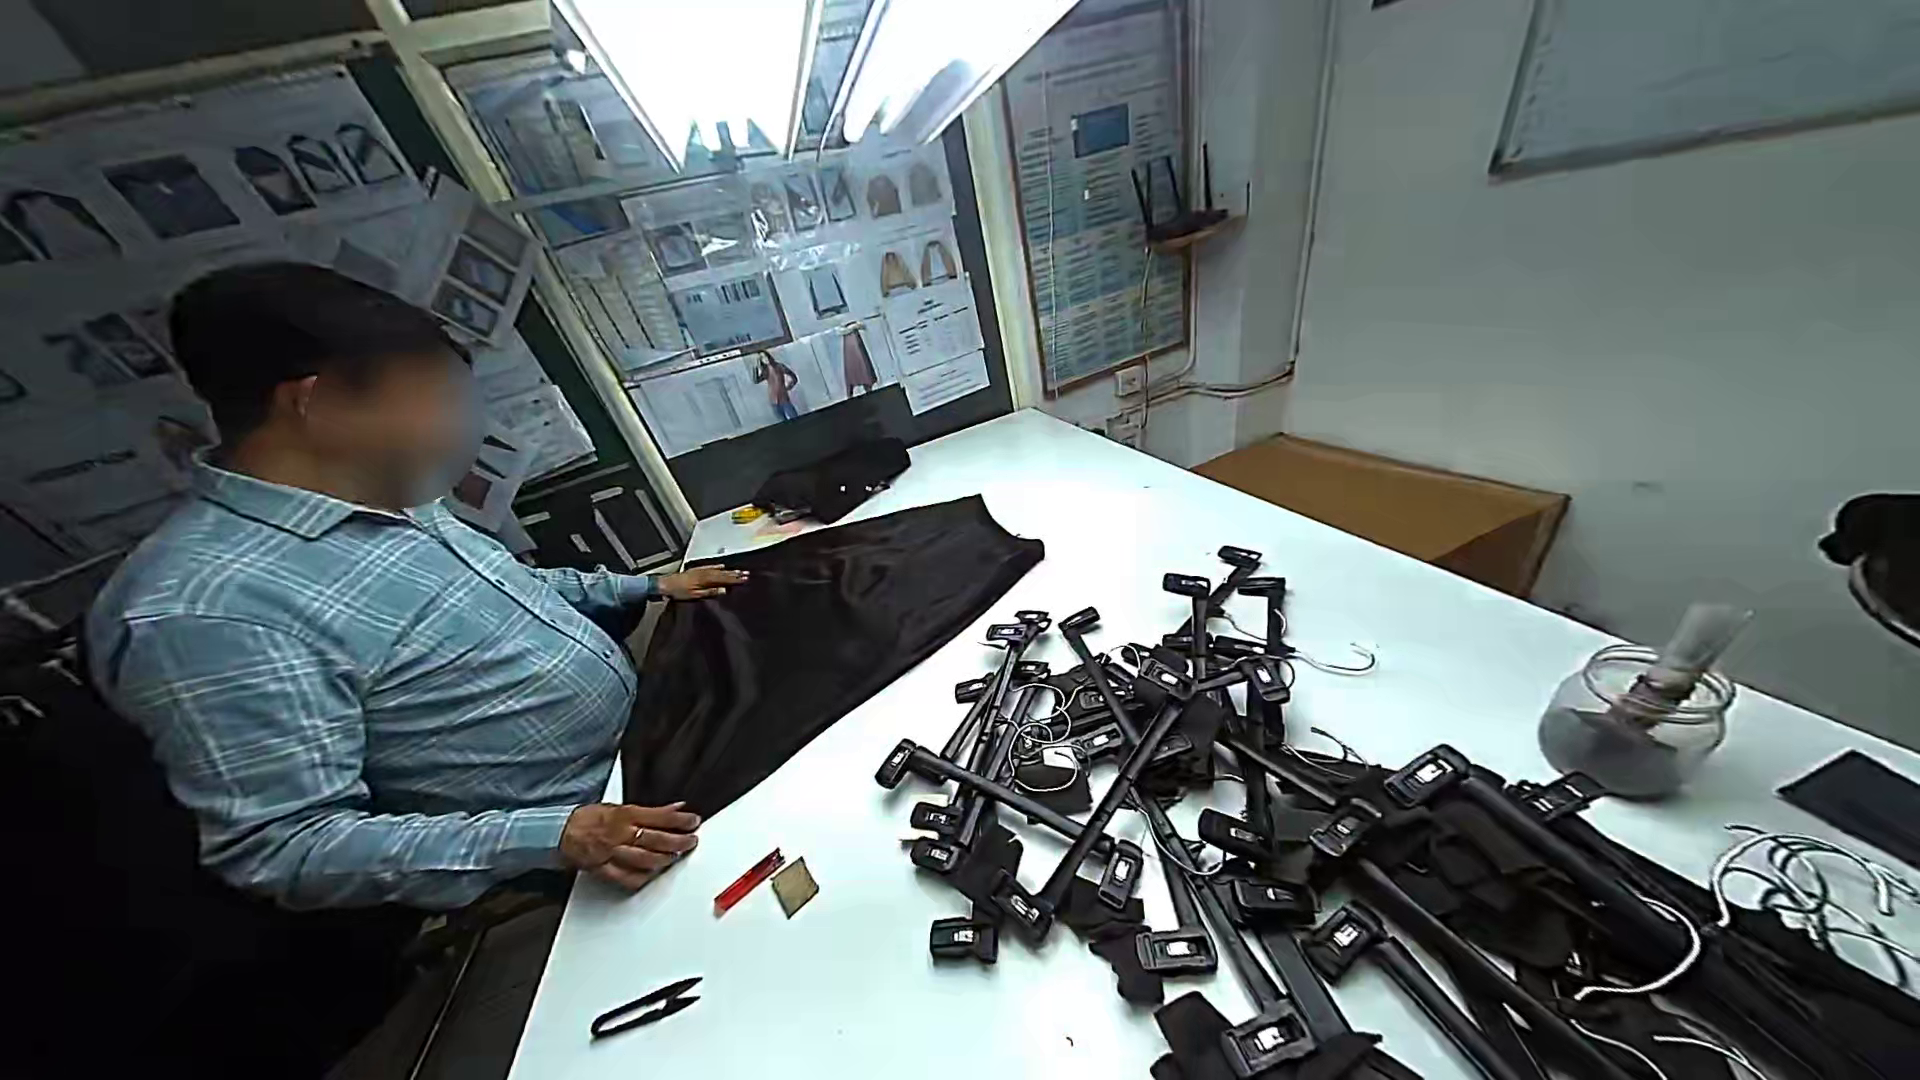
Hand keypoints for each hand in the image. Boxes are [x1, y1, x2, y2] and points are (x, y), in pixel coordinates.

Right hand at [560, 802, 702, 890]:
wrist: (562, 831)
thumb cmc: (592, 817)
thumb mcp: (623, 806)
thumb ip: (652, 810)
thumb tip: (677, 808)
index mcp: (627, 815)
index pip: (661, 818)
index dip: (681, 821)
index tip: (694, 822)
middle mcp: (621, 835)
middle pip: (656, 840)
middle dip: (678, 841)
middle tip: (691, 841)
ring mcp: (612, 854)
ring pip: (644, 860)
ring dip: (665, 859)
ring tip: (677, 857)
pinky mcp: (603, 870)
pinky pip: (625, 878)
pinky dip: (642, 878)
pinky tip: (653, 874)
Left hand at [656, 566, 748, 600]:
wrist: (665, 584)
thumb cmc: (680, 592)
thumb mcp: (695, 595)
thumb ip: (711, 592)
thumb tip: (725, 590)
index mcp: (706, 579)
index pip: (724, 579)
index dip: (735, 579)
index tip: (745, 579)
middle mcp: (705, 572)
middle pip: (723, 573)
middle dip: (735, 574)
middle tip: (747, 574)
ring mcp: (701, 570)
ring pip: (718, 569)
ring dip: (729, 570)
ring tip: (739, 570)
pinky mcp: (697, 570)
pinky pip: (710, 566)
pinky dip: (717, 566)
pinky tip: (722, 566)